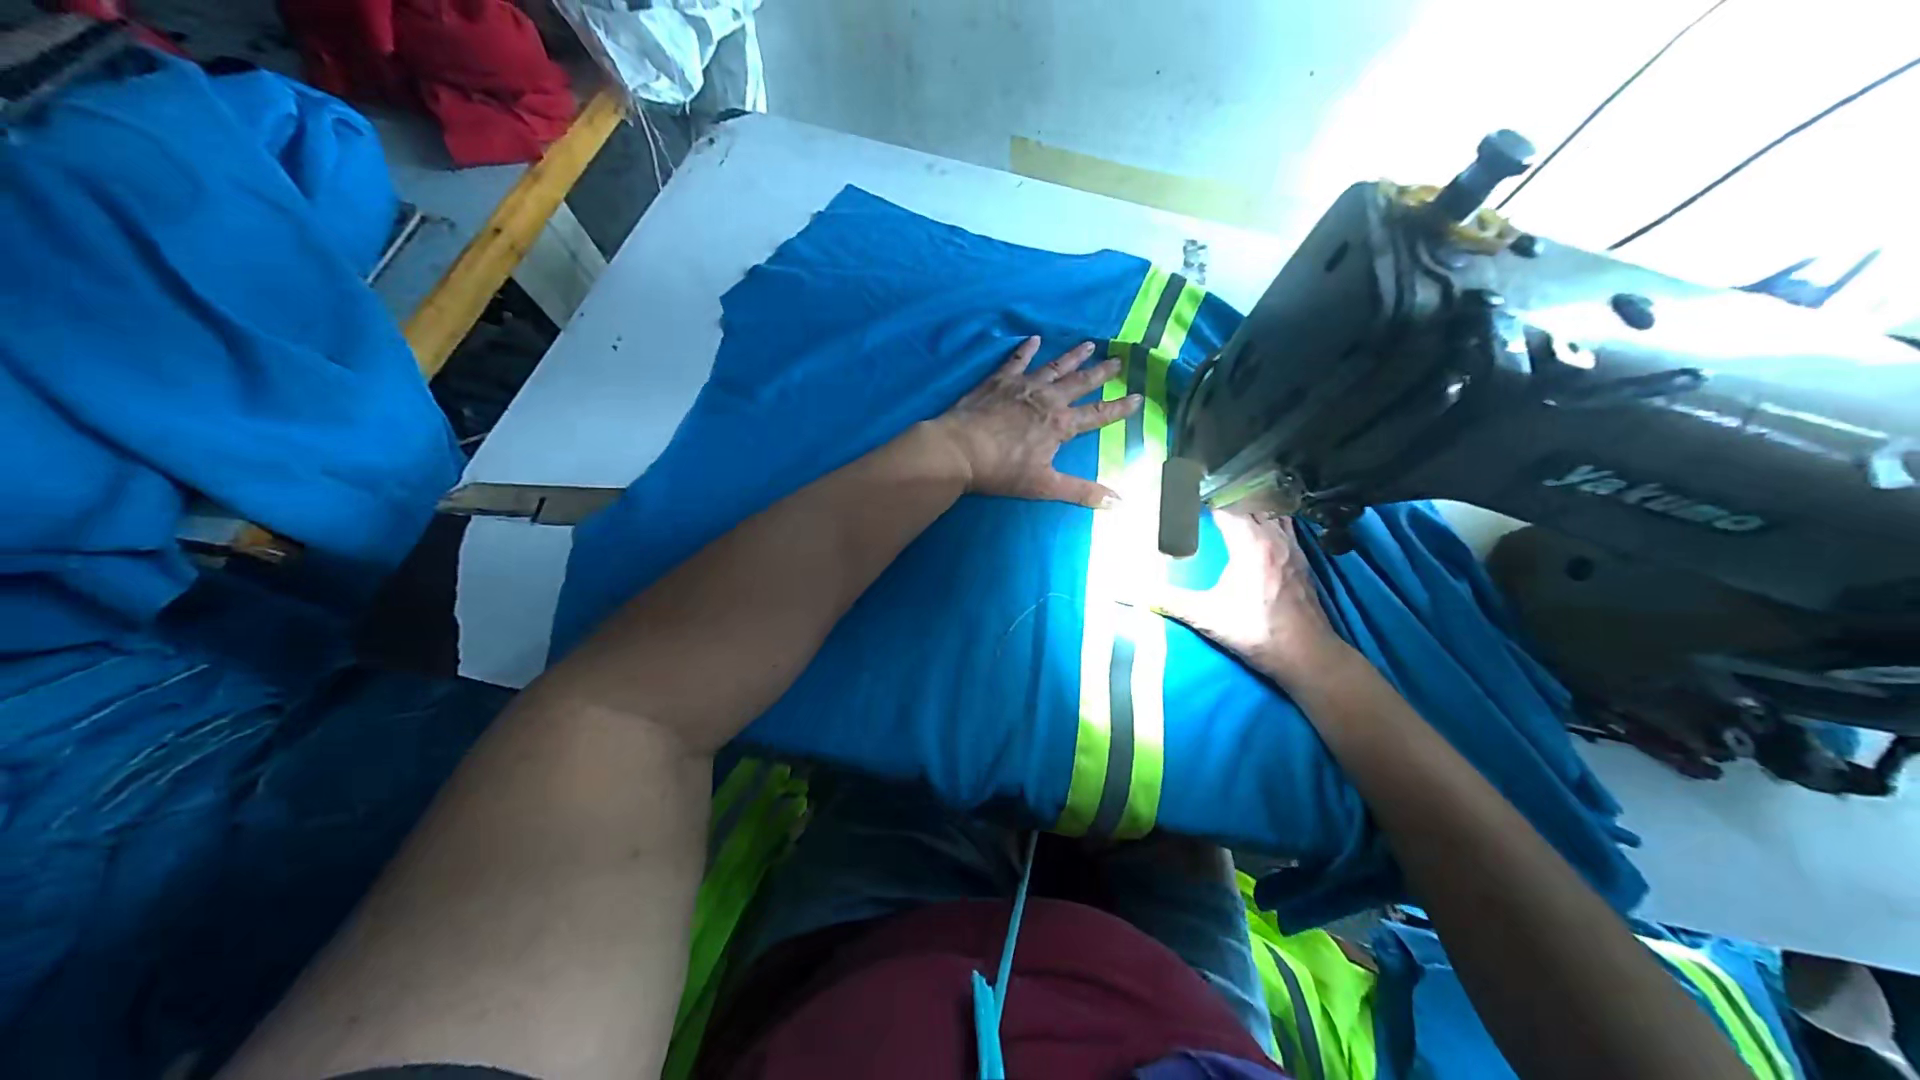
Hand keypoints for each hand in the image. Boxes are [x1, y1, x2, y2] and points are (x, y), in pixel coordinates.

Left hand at [927, 337, 1141, 507]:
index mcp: (1060, 425)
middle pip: (1080, 383)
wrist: (960, 450)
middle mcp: (1047, 399)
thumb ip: (1082, 492)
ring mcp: (1022, 386)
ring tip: (1089, 344)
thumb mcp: (1044, 486)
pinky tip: (1034, 339)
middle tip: (1118, 360)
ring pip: (1054, 367)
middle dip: (1101, 373)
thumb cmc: (1002, 470)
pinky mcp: (999, 381)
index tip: (1138, 397)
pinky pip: (1016, 360)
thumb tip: (1118, 502)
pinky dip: (1026, 349)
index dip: (1119, 408)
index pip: (1097, 415)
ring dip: (1072, 356)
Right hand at [1152, 511, 1350, 687]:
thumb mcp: (1207, 617)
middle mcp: (1274, 539)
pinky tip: (1260, 533)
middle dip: (1227, 502)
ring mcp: (1292, 548)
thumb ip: (1172, 602)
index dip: (1206, 502)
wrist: (1306, 654)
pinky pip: (1286, 527)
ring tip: (1232, 512)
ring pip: (1272, 513)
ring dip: (1253, 509)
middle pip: (1251, 505)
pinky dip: (1271, 521)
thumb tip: (1137, 594)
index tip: (1188, 500)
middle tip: (1205, 505)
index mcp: (1251, 544)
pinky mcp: (1302, 561)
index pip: (1226, 508)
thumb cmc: (1256, 632)